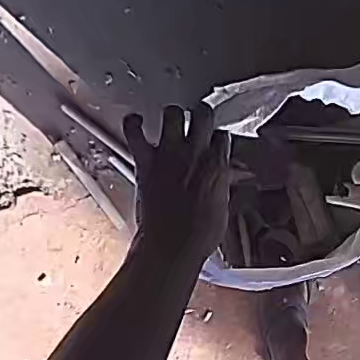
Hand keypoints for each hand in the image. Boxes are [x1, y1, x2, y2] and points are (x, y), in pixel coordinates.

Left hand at [123, 103, 229, 269]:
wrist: (172, 246)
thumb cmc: (198, 235)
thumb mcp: (222, 208)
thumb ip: (223, 185)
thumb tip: (226, 177)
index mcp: (217, 165)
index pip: (223, 136)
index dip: (219, 139)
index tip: (217, 144)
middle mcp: (194, 153)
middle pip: (203, 114)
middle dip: (202, 115)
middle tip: (199, 122)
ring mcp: (168, 155)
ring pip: (173, 114)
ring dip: (173, 116)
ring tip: (173, 121)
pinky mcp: (145, 162)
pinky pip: (134, 132)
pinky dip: (133, 123)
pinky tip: (136, 121)